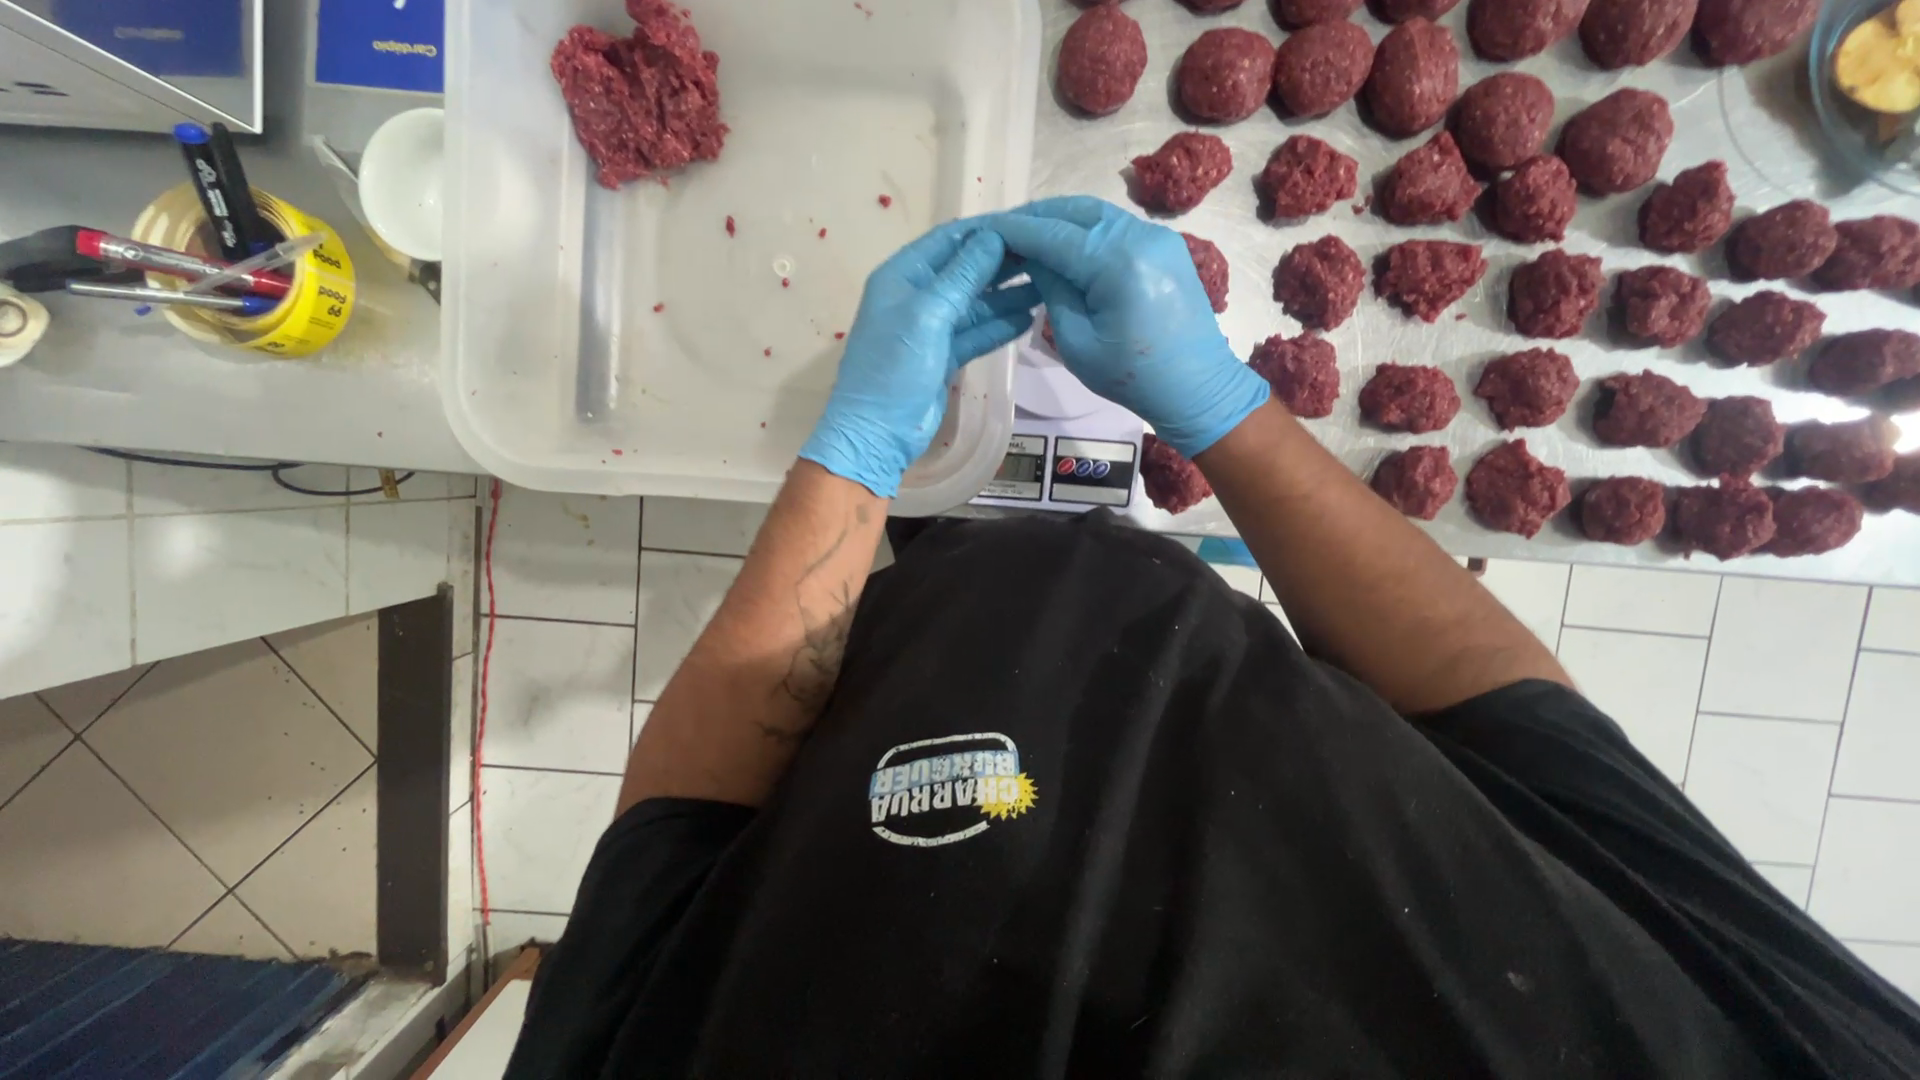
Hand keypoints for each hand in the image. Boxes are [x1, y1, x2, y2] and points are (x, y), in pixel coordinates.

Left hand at [800, 221, 1038, 497]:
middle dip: (1002, 261)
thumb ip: (962, 276)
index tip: (1026, 223)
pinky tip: (1030, 317)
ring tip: (1048, 283)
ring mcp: (931, 328)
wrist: (878, 432)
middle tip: (1047, 252)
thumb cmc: (893, 368)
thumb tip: (993, 238)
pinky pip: (976, 333)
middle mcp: (917, 296)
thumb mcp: (927, 315)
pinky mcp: (944, 356)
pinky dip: (1000, 326)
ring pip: (975, 303)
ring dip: (1007, 294)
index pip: (949, 240)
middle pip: (966, 269)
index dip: (985, 230)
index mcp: (903, 276)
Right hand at [987, 197, 1267, 458]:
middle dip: (1035, 217)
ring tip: (1026, 236)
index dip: (1014, 231)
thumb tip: (1032, 257)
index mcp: (1117, 262)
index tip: (983, 231)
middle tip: (1000, 231)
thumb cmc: (1132, 378)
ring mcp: (1157, 237)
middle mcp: (1140, 236)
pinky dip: (1084, 230)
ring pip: (1096, 213)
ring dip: (1059, 220)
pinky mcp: (1164, 246)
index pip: (1052, 235)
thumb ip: (1052, 290)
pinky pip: (1115, 227)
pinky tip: (1063, 246)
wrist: (1198, 388)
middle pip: (1075, 210)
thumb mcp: (1076, 342)